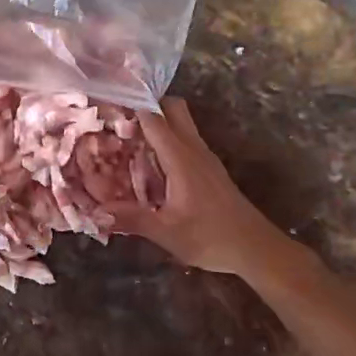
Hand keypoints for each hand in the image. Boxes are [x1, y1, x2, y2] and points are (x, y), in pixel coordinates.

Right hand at [106, 97, 298, 275]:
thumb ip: (131, 219)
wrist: (259, 252)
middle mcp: (194, 150)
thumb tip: (95, 213)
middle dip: (147, 104)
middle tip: (118, 117)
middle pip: (173, 108)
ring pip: (180, 122)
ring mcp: (204, 158)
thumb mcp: (167, 232)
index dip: (130, 106)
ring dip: (156, 121)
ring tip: (125, 134)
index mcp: (181, 158)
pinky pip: (184, 139)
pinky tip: (147, 159)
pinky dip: (165, 138)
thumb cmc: (213, 239)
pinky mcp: (208, 168)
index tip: (104, 103)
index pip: (154, 117)